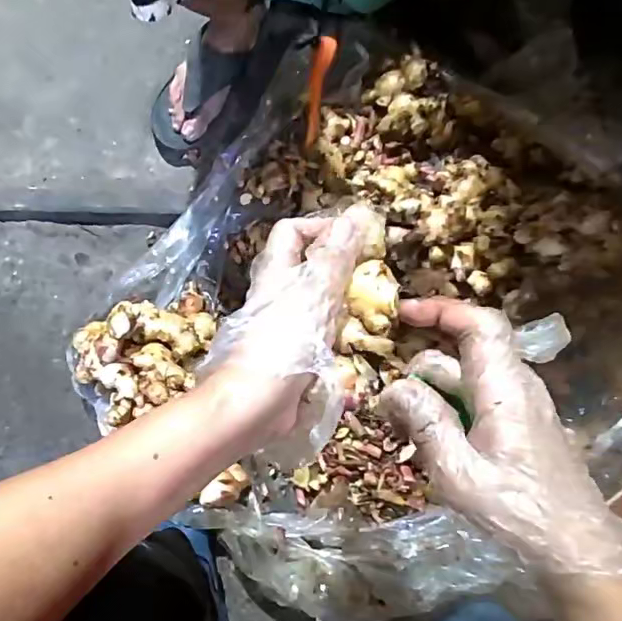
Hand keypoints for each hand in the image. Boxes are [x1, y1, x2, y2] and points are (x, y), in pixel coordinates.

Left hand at [197, 209, 374, 454]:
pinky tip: (350, 351)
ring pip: (313, 308)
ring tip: (365, 315)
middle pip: (305, 271)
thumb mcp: (315, 292)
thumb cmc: (282, 342)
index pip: (291, 233)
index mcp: (274, 275)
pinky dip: (333, 345)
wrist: (253, 405)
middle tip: (368, 280)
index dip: (320, 228)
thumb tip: (355, 215)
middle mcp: (273, 299)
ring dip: (339, 311)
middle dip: (338, 272)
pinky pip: (315, 344)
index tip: (355, 240)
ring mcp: (278, 332)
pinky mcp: (287, 361)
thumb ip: (336, 257)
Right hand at [374, 297, 621, 577]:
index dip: (441, 310)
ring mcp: (521, 406)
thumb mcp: (458, 472)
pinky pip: (476, 401)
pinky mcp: (520, 426)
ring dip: (430, 395)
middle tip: (388, 410)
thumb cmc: (517, 511)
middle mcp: (517, 386)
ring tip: (403, 433)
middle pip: (462, 355)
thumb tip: (394, 386)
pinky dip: (447, 411)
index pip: (479, 325)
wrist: (577, 546)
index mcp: (504, 389)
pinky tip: (431, 445)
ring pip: (465, 380)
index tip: (401, 314)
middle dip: (419, 372)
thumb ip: (425, 423)